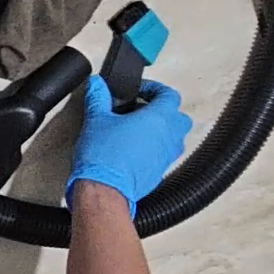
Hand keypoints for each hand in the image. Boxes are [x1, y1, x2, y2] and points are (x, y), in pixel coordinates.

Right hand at [68, 76, 193, 217]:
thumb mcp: (95, 120)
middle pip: (177, 116)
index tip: (138, 91)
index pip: (169, 94)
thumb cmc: (103, 155)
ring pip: (173, 137)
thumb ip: (98, 98)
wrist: (104, 189)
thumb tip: (96, 84)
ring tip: (136, 132)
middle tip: (139, 112)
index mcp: (160, 117)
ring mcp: (167, 156)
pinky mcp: (160, 172)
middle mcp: (170, 135)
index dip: (154, 89)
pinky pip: (163, 155)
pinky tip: (132, 152)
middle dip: (161, 111)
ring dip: (159, 132)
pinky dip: (153, 150)